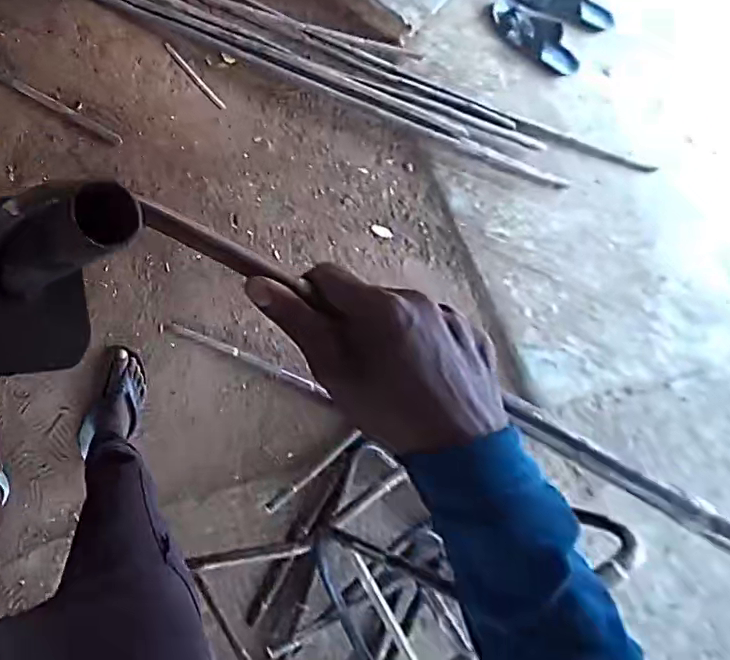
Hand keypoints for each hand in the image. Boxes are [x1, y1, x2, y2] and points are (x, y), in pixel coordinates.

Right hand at [245, 264, 507, 454]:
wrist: (465, 455)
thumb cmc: (389, 410)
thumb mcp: (329, 366)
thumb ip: (294, 318)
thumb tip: (257, 284)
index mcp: (378, 305)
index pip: (324, 274)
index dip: (310, 297)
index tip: (315, 325)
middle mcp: (415, 300)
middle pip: (360, 293)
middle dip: (348, 316)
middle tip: (350, 356)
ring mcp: (448, 317)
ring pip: (393, 308)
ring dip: (382, 326)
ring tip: (387, 367)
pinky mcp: (472, 335)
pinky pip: (428, 322)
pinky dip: (417, 338)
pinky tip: (418, 369)